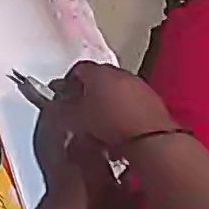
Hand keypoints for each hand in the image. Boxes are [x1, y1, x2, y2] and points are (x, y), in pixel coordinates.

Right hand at [49, 60, 175, 146]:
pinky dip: (124, 111)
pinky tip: (119, 130)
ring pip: (117, 89)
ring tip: (100, 124)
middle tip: (80, 110)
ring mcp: (139, 85)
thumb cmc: (110, 124)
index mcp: (98, 73)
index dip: (68, 82)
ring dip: (107, 102)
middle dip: (88, 92)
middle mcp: (120, 73)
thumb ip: (61, 110)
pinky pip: (132, 101)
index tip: (64, 95)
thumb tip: (55, 107)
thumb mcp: (76, 119)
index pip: (78, 69)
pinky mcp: (153, 100)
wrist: (150, 139)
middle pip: (98, 78)